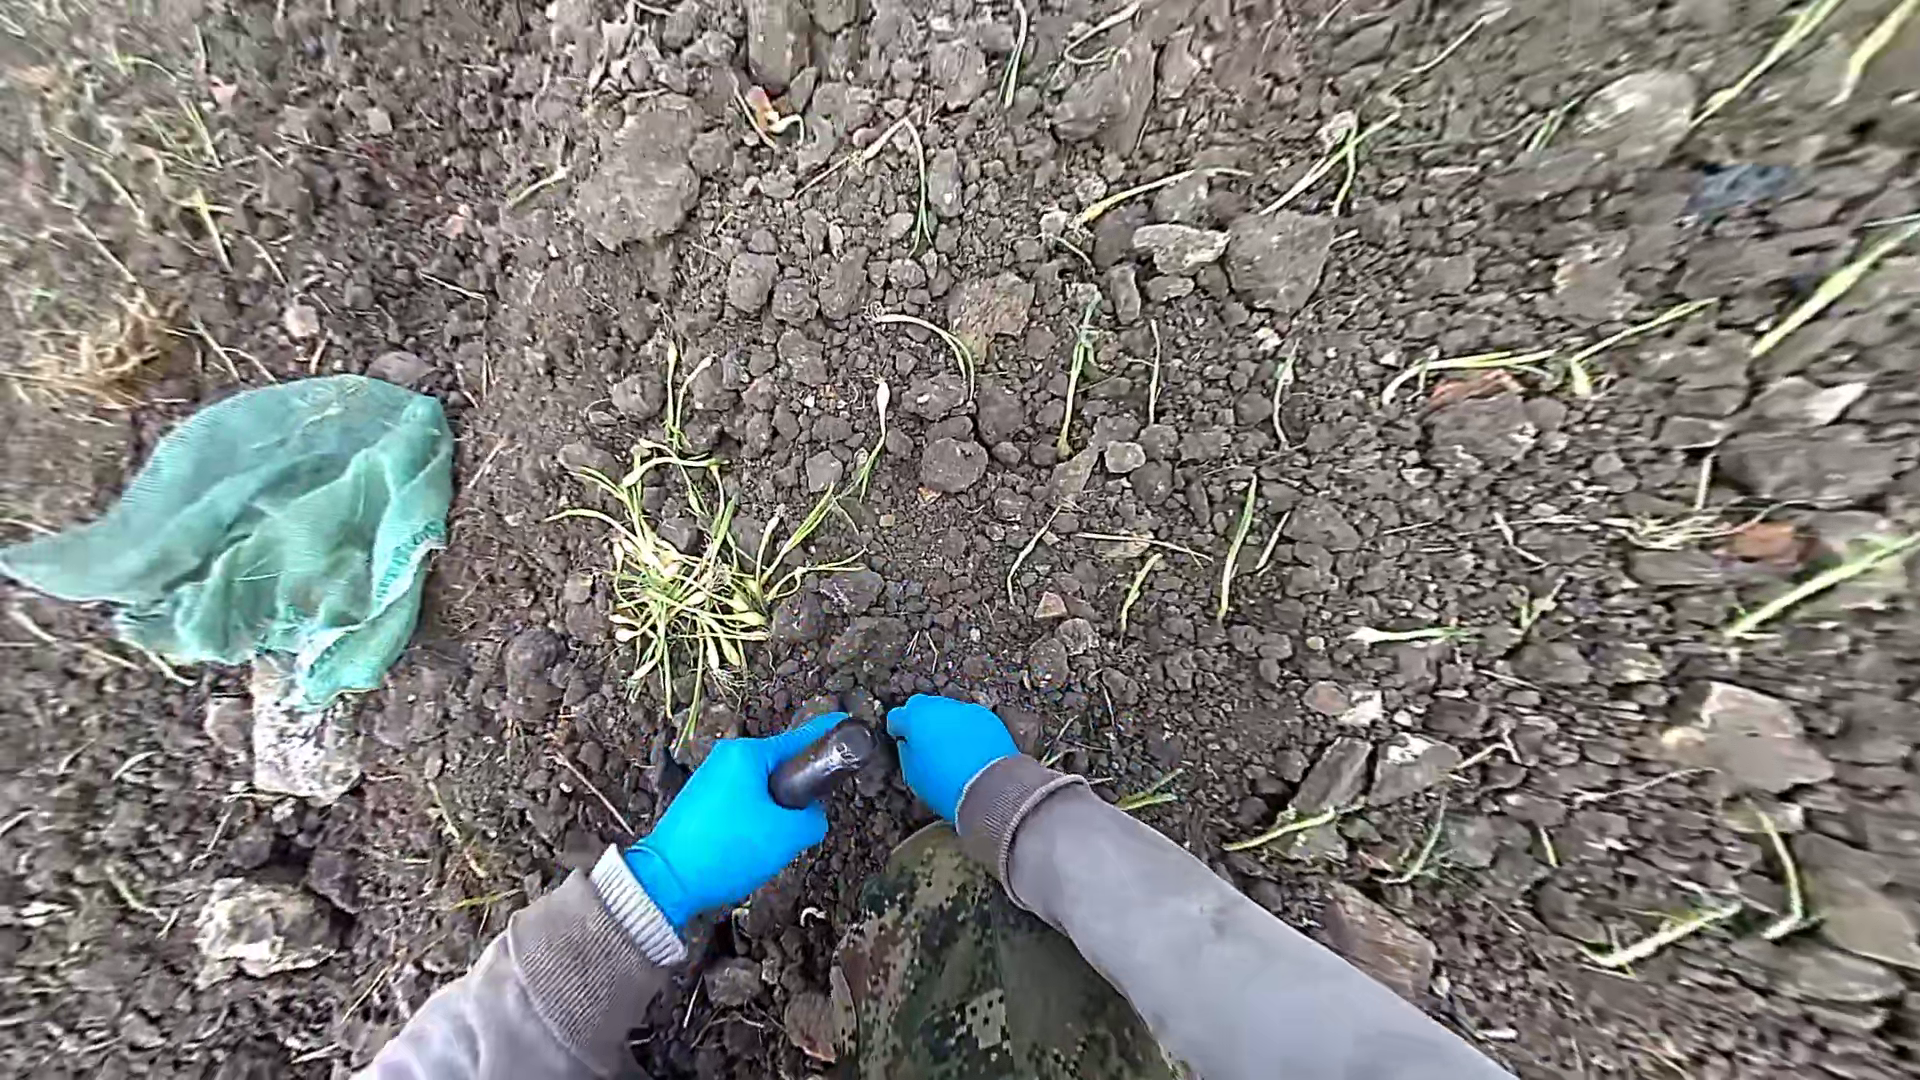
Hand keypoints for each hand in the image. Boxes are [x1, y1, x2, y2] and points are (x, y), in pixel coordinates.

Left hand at [625, 712, 839, 930]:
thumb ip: (814, 819)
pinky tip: (753, 841)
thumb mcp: (787, 836)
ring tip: (777, 835)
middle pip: (781, 764)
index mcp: (747, 753)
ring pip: (761, 785)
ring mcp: (711, 777)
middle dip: (797, 788)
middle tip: (809, 812)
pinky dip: (754, 815)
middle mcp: (727, 756)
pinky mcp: (700, 799)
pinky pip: (742, 798)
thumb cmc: (726, 849)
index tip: (846, 725)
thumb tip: (813, 815)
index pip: (800, 738)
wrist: (664, 884)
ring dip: (775, 806)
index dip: (828, 734)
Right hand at [885, 694, 1017, 820]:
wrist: (989, 787)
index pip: (897, 716)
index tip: (901, 738)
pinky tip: (969, 748)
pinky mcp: (985, 716)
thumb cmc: (946, 785)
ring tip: (949, 748)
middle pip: (922, 706)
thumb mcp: (913, 775)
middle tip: (924, 741)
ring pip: (947, 710)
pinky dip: (966, 728)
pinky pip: (969, 718)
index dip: (898, 728)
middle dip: (920, 720)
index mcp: (915, 719)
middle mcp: (939, 707)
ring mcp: (964, 709)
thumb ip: (907, 752)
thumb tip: (909, 744)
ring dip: (944, 723)